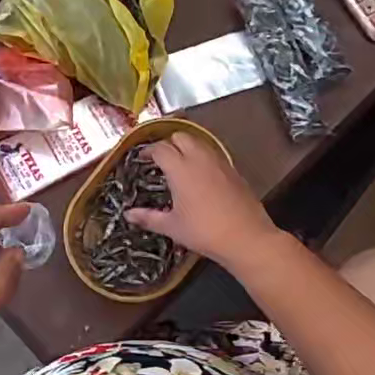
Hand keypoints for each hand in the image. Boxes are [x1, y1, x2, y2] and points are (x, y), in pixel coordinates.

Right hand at [125, 133, 279, 264]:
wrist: (246, 237)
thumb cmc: (204, 232)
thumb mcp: (172, 226)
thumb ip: (148, 217)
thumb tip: (129, 214)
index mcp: (181, 169)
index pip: (161, 148)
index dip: (148, 150)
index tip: (142, 157)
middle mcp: (200, 159)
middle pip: (181, 137)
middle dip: (168, 143)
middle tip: (160, 158)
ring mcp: (220, 163)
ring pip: (200, 142)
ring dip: (187, 147)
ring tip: (179, 164)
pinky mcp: (234, 171)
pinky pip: (213, 154)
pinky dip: (202, 157)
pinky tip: (200, 176)